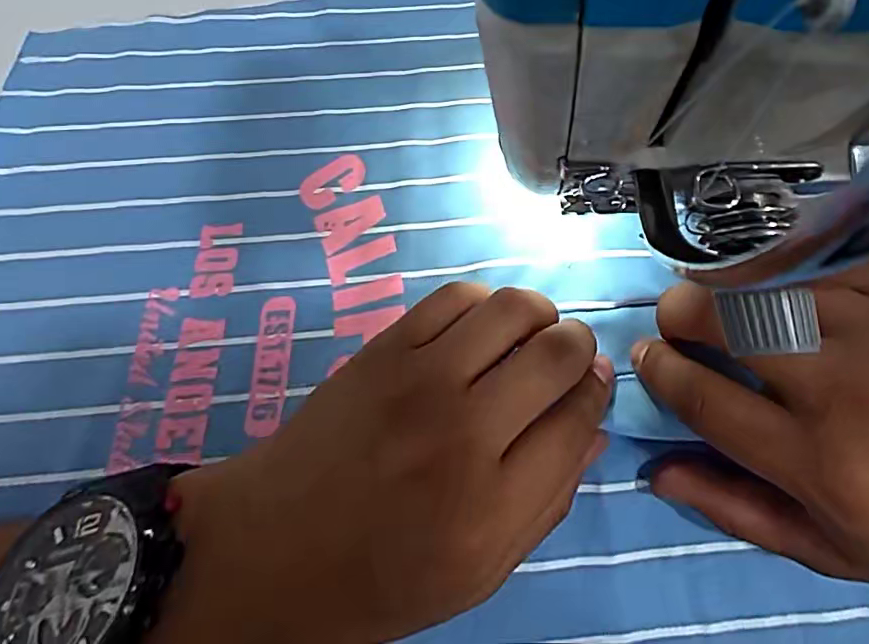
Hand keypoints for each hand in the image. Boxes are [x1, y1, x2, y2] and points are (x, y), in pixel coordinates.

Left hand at [157, 282, 613, 643]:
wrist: (271, 548)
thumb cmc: (382, 574)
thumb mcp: (480, 571)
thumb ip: (549, 499)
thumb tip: (595, 426)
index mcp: (491, 507)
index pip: (578, 417)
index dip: (596, 391)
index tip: (592, 384)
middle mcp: (463, 434)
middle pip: (558, 353)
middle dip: (579, 347)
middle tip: (566, 358)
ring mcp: (420, 380)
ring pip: (514, 308)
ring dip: (538, 316)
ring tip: (527, 338)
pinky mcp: (386, 347)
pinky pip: (459, 295)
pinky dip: (484, 303)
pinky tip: (479, 330)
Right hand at [631, 273, 868, 598]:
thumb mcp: (831, 550)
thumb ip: (736, 507)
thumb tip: (661, 470)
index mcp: (824, 465)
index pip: (710, 401)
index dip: (663, 372)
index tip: (648, 358)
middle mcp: (847, 392)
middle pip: (732, 324)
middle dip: (681, 312)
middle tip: (671, 317)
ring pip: (771, 286)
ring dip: (726, 287)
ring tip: (712, 298)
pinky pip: (820, 268)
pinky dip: (782, 273)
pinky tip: (772, 287)